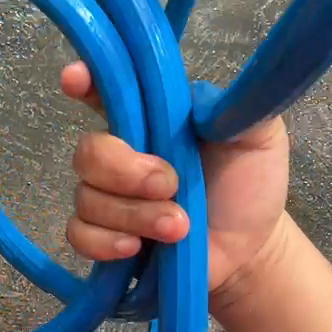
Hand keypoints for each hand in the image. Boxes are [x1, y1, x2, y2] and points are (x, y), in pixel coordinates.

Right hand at [60, 62, 289, 298]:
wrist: (249, 250)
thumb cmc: (248, 186)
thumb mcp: (257, 138)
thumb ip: (230, 110)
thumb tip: (191, 98)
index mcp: (148, 121)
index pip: (104, 92)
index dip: (84, 82)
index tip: (75, 81)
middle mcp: (118, 155)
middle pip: (87, 152)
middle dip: (125, 172)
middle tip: (170, 186)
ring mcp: (104, 197)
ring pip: (87, 198)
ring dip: (135, 215)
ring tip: (179, 229)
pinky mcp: (101, 238)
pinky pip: (80, 235)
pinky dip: (108, 242)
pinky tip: (137, 248)